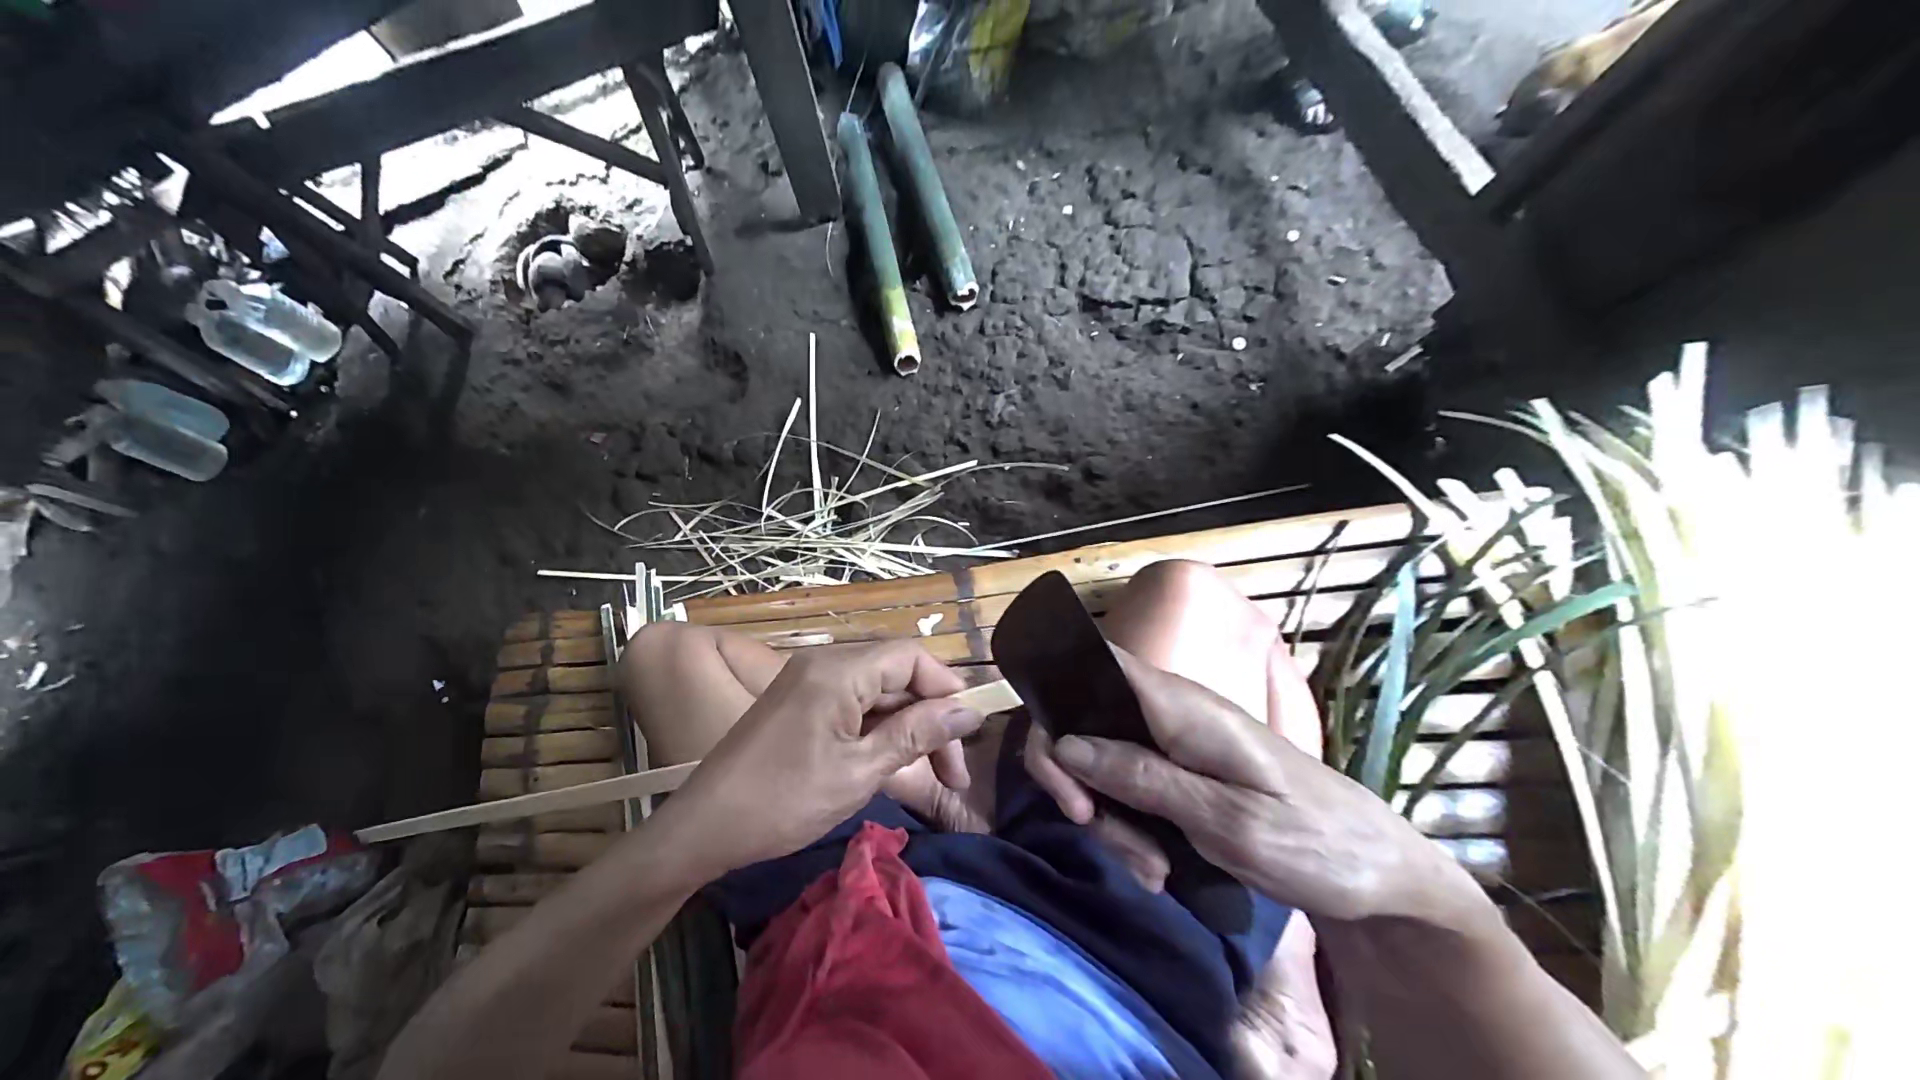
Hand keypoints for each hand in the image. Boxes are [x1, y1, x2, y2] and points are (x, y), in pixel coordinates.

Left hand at [653, 642, 985, 878]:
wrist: (704, 827)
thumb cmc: (785, 802)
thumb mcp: (860, 772)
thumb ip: (916, 734)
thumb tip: (967, 713)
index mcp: (838, 671)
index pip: (911, 657)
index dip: (947, 689)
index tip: (967, 735)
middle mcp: (823, 663)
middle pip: (896, 673)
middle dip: (931, 716)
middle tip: (952, 774)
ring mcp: (808, 680)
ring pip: (877, 690)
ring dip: (907, 726)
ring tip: (931, 775)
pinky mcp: (799, 701)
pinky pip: (852, 702)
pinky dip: (878, 728)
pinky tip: (892, 761)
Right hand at [1043, 647, 1480, 924]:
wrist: (1377, 871)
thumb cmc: (1314, 841)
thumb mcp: (1227, 820)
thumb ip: (1143, 778)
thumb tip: (1064, 745)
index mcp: (1180, 703)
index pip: (1094, 663)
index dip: (1056, 703)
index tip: (1062, 778)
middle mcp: (1169, 709)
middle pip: (1085, 720)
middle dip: (1078, 781)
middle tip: (1105, 838)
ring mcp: (1173, 738)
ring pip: (1101, 759)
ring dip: (1107, 815)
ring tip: (1149, 868)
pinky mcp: (1180, 767)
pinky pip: (1128, 783)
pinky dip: (1127, 822)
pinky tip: (1155, 864)